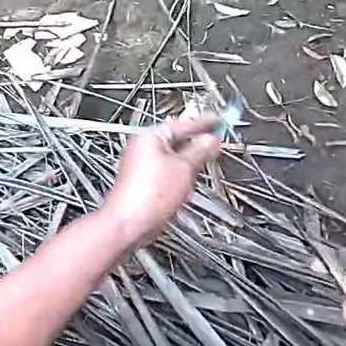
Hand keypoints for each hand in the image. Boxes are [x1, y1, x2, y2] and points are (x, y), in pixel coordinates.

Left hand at [100, 115, 221, 248]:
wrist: (128, 224)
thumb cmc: (146, 197)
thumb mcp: (184, 169)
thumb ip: (200, 152)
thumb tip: (211, 141)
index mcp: (151, 137)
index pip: (183, 124)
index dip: (204, 123)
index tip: (218, 121)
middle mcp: (143, 148)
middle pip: (177, 140)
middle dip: (197, 145)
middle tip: (214, 144)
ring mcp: (142, 165)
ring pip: (173, 158)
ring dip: (188, 163)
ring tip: (201, 168)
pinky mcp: (143, 182)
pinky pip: (167, 172)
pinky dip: (179, 176)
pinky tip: (185, 185)